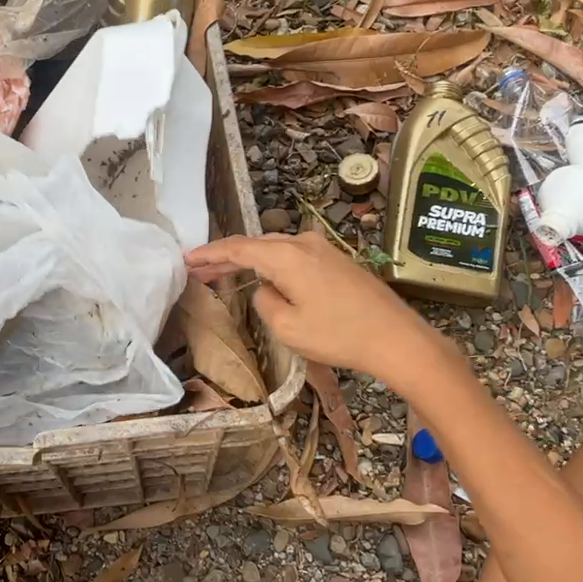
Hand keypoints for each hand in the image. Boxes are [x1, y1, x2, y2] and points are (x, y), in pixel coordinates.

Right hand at [185, 231, 436, 378]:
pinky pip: (294, 256)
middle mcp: (303, 243)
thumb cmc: (338, 334)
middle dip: (227, 257)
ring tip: (227, 275)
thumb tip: (265, 290)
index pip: (237, 248)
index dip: (209, 254)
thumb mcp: (287, 327)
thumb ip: (265, 302)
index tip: (187, 259)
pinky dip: (273, 265)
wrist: (396, 337)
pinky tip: (266, 278)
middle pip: (255, 245)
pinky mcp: (337, 260)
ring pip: (276, 250)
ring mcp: (323, 249)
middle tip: (200, 271)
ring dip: (251, 261)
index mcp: (286, 256)